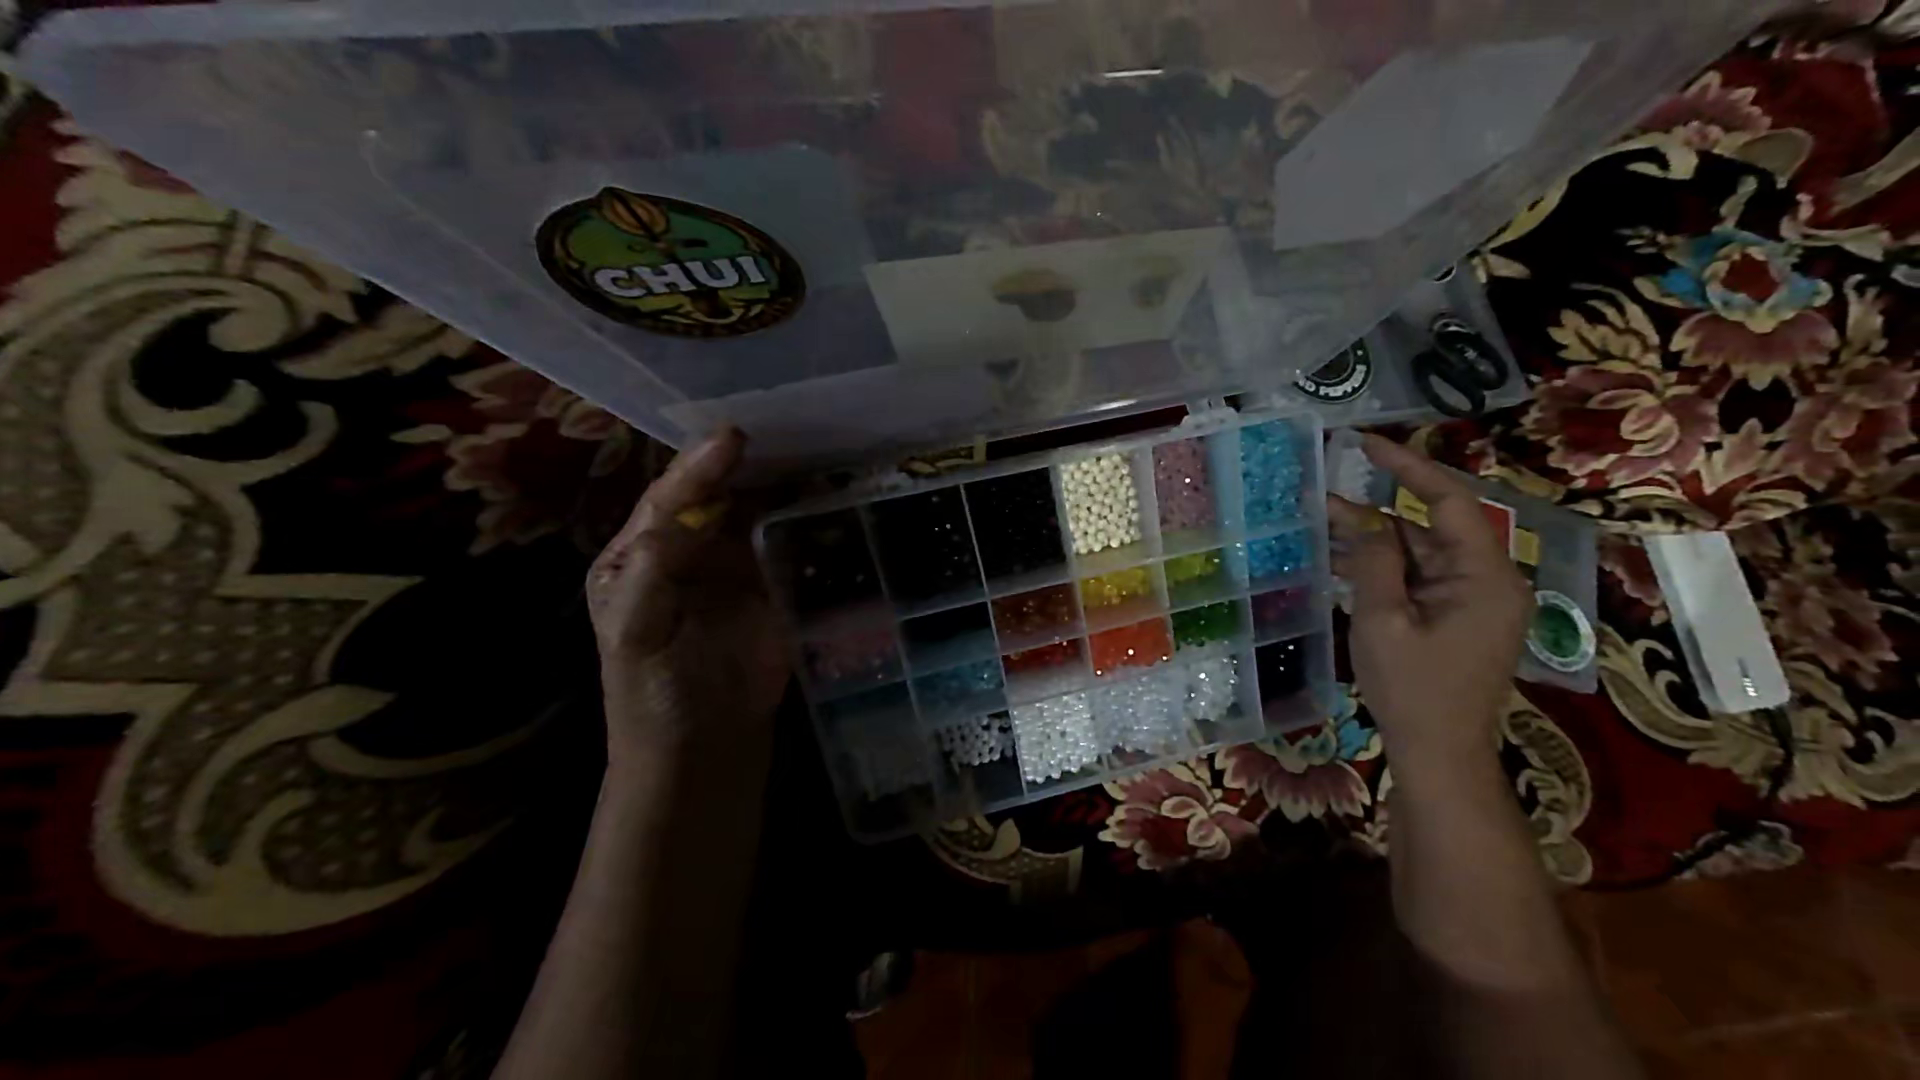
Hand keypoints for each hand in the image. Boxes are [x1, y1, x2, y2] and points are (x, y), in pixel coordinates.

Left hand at [586, 428, 789, 765]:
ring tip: (814, 450)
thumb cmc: (651, 693)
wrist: (704, 745)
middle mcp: (689, 550)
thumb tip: (681, 518)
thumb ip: (652, 574)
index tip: (733, 438)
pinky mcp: (773, 588)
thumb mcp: (633, 634)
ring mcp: (735, 568)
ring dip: (781, 485)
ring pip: (757, 514)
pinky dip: (807, 522)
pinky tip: (830, 499)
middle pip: (717, 496)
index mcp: (641, 554)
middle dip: (745, 465)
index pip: (667, 500)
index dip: (699, 468)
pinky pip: (788, 546)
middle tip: (785, 427)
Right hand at [1327, 435, 1531, 767]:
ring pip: (1422, 552)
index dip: (1408, 467)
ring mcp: (1476, 600)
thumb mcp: (1383, 621)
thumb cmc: (1412, 689)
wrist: (1439, 752)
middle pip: (1432, 527)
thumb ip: (1375, 561)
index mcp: (1486, 577)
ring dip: (1376, 540)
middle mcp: (1490, 580)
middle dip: (1377, 511)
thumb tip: (1361, 515)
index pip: (1451, 501)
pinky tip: (1345, 560)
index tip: (1366, 444)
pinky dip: (1385, 567)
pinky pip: (1420, 578)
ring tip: (1322, 525)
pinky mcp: (1459, 617)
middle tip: (1322, 495)